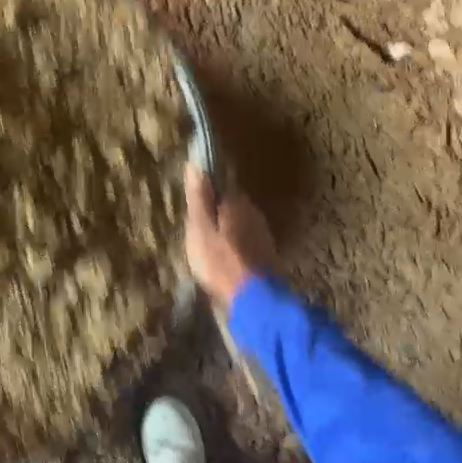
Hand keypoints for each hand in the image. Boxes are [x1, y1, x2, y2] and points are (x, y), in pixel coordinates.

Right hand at [185, 162, 274, 306]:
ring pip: (241, 225)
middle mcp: (254, 213)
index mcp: (237, 202)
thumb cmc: (220, 262)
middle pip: (232, 206)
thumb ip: (199, 198)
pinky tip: (227, 259)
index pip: (221, 188)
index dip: (206, 196)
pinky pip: (247, 242)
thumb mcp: (199, 229)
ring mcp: (264, 234)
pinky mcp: (267, 255)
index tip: (194, 209)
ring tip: (211, 247)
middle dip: (218, 215)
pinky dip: (237, 247)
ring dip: (228, 232)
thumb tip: (195, 164)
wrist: (253, 298)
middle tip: (199, 232)